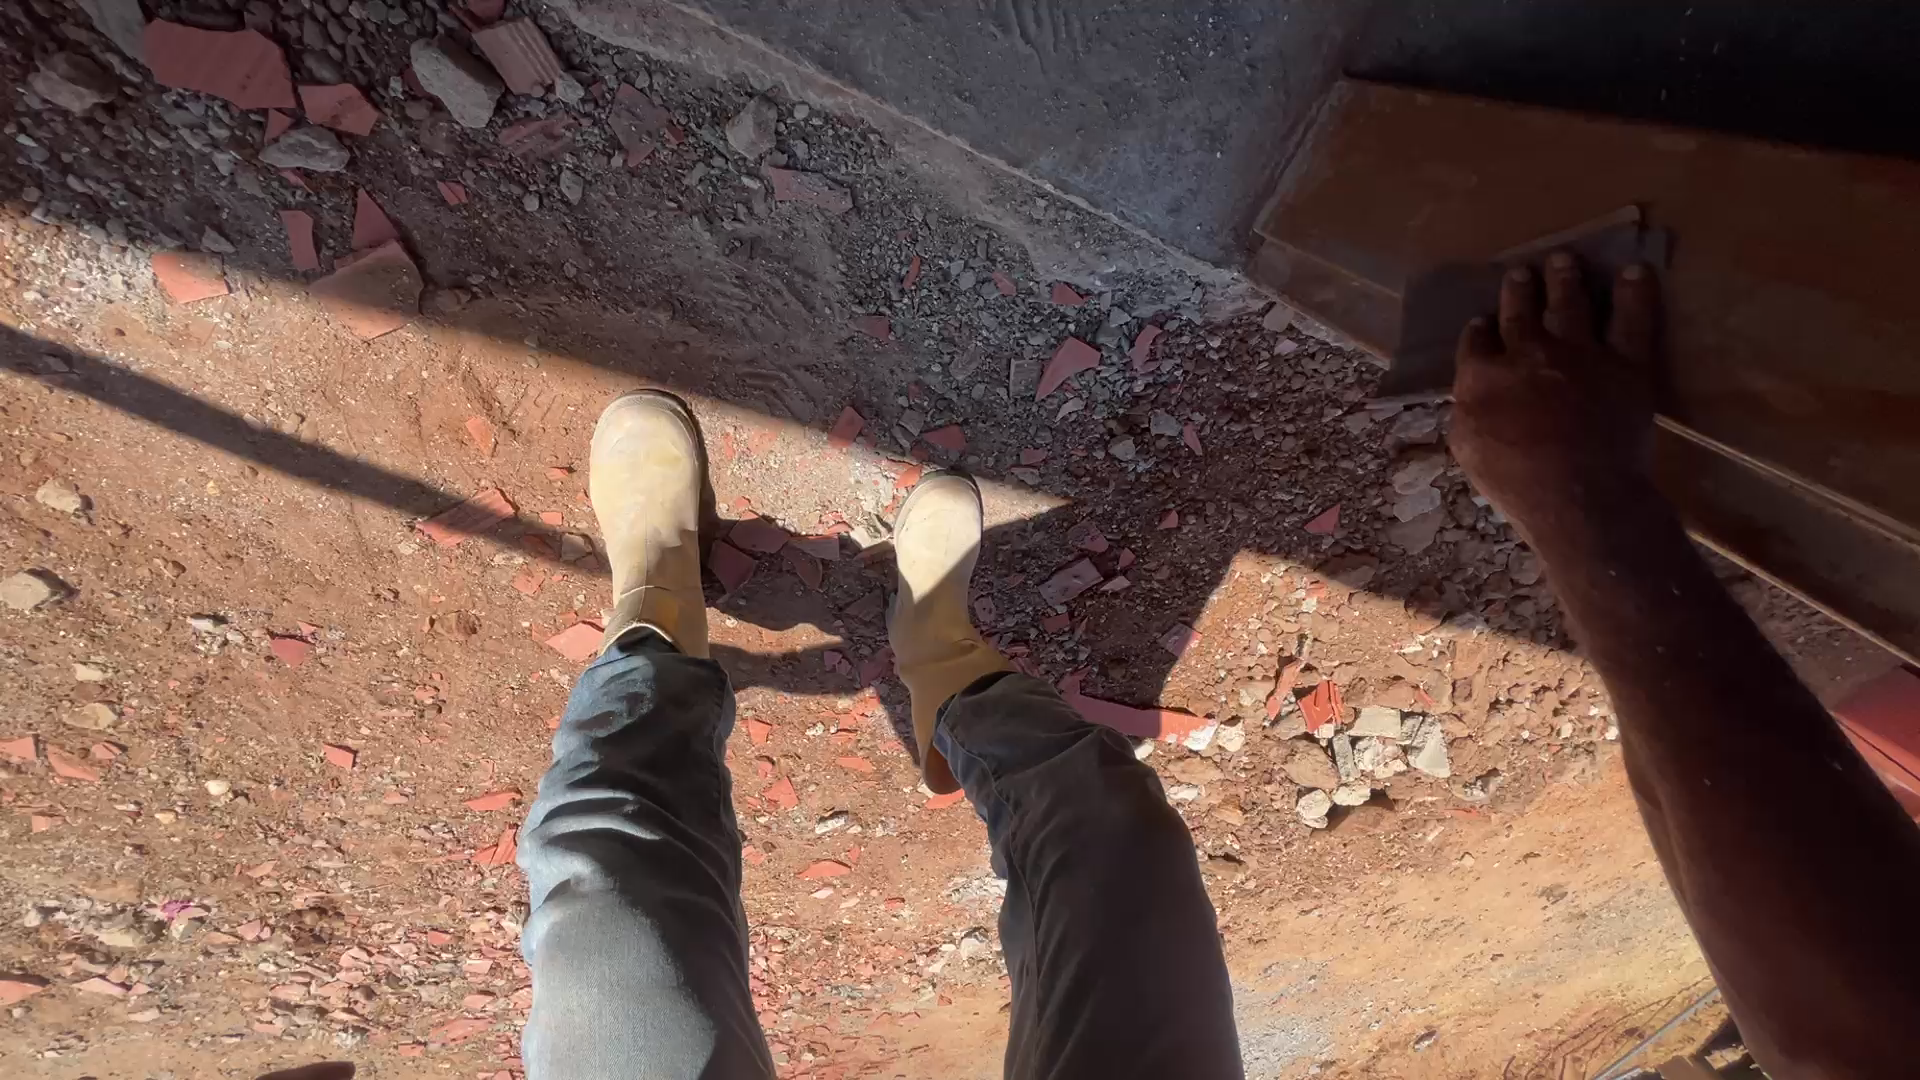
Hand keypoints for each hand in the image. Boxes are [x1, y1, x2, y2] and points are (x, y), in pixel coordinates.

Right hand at [1448, 252, 1661, 546]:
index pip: (1475, 343)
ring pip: (1570, 304)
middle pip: (1520, 314)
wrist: (1576, 490)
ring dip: (1565, 279)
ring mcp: (1580, 354)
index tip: (1481, 322)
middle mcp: (1528, 353)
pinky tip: (1634, 272)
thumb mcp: (1465, 444)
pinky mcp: (1627, 362)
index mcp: (1482, 376)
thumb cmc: (1509, 476)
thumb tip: (1471, 391)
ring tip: (1563, 259)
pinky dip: (1634, 292)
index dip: (1477, 330)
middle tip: (1520, 272)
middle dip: (1518, 291)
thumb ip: (1467, 408)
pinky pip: (1633, 319)